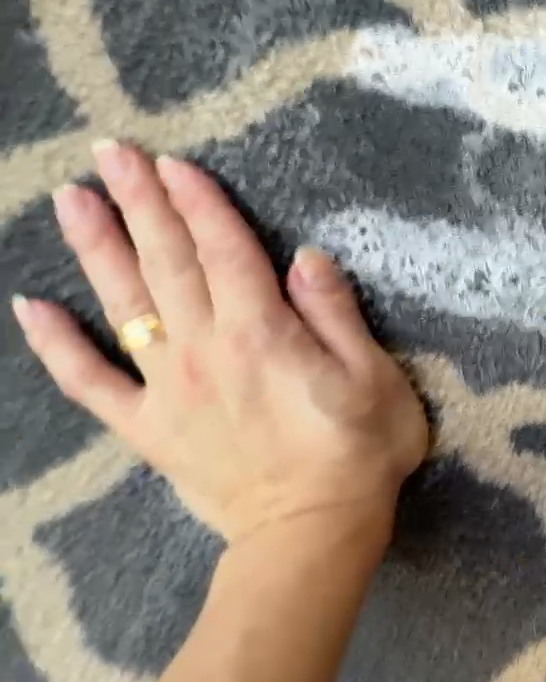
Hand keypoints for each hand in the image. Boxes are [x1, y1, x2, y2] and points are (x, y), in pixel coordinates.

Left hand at [11, 140, 428, 551]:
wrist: (313, 527)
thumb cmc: (362, 445)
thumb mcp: (375, 375)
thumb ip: (337, 315)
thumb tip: (305, 257)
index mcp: (264, 335)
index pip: (226, 255)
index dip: (201, 206)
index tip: (174, 163)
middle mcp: (205, 351)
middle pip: (169, 267)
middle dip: (142, 206)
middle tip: (113, 155)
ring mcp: (167, 389)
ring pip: (125, 307)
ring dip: (97, 250)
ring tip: (72, 201)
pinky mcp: (147, 426)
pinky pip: (90, 381)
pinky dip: (56, 344)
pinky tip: (31, 306)